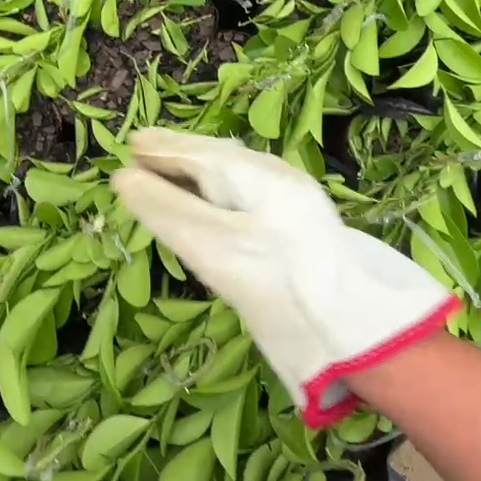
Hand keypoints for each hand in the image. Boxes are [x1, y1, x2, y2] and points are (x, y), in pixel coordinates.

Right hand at [113, 128, 460, 426]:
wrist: (356, 335)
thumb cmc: (278, 290)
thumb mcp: (214, 250)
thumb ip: (170, 210)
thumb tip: (125, 178)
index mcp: (258, 178)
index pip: (200, 154)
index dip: (163, 149)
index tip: (131, 144)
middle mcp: (278, 178)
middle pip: (218, 157)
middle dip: (179, 153)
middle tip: (142, 147)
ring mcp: (295, 199)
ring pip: (235, 172)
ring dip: (198, 167)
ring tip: (168, 165)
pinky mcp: (302, 223)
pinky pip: (249, 188)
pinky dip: (219, 185)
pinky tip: (211, 194)